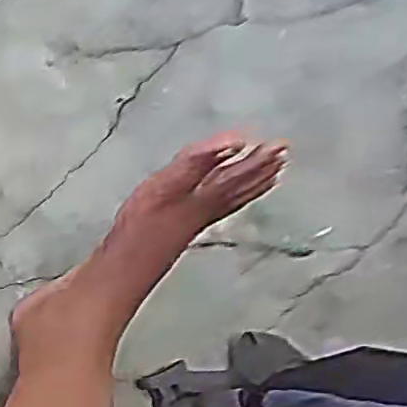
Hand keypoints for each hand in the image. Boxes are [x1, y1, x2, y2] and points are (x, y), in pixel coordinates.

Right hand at [113, 132, 288, 234]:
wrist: (125, 265)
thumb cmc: (142, 227)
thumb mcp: (167, 185)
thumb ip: (198, 162)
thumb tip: (235, 141)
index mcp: (207, 194)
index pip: (238, 171)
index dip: (256, 157)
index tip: (277, 143)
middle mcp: (207, 207)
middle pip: (241, 186)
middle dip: (260, 169)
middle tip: (281, 155)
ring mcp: (195, 221)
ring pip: (232, 200)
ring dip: (251, 186)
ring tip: (268, 176)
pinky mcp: (180, 231)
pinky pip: (217, 211)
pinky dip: (230, 202)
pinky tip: (222, 203)